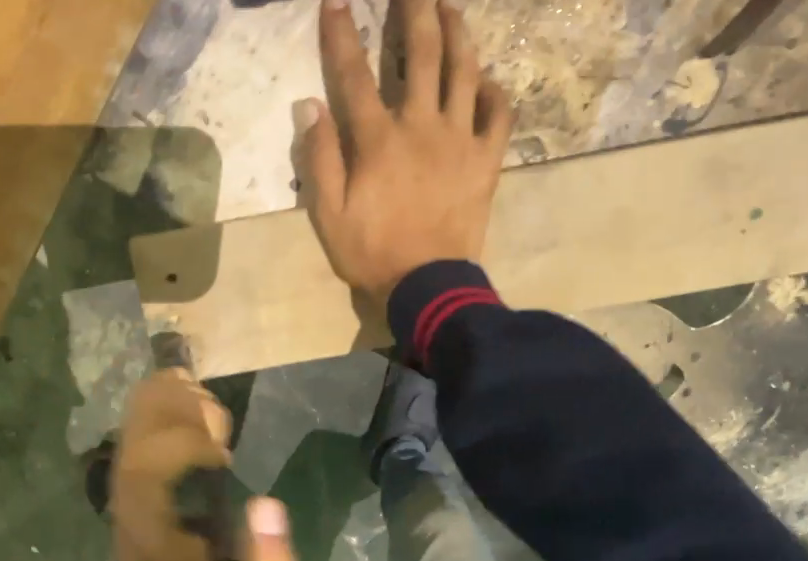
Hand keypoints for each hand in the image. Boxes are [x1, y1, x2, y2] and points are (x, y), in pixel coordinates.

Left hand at [110, 370, 296, 560]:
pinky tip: (199, 407)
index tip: (225, 458)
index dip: (190, 444)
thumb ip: (268, 560)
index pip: (151, 459)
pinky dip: (174, 388)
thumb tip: (269, 505)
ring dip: (186, 398)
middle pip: (148, 416)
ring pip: (147, 400)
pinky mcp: (131, 446)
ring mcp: (125, 456)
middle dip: (193, 413)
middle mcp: (130, 476)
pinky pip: (145, 399)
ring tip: (212, 426)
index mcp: (149, 514)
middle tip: (222, 437)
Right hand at [295, 0, 513, 311]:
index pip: (354, 74)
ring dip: (457, 32)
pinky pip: (498, 115)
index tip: (336, 1)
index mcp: (378, 139)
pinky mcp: (486, 160)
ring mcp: (459, 139)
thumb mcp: (329, 214)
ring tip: (451, 7)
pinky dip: (495, 91)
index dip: (340, 33)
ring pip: (462, 70)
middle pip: (419, 53)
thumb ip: (319, 158)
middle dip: (414, 10)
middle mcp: (421, 125)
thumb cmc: (372, 253)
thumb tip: (309, 104)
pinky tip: (488, 80)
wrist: (427, 285)